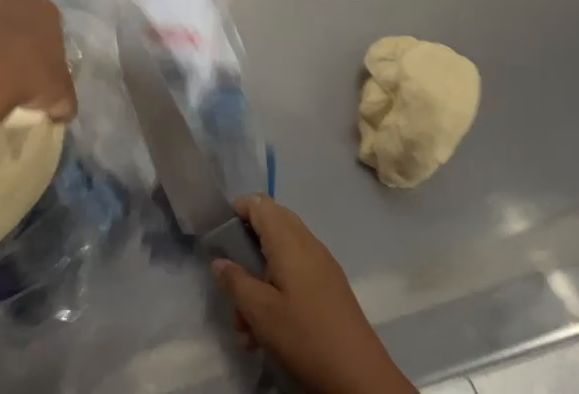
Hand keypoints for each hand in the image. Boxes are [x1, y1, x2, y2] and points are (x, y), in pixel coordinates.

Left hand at [0, 0, 76, 171]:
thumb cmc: (31, 78)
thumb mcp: (60, 97)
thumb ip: (65, 102)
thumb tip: (62, 113)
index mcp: (47, 12)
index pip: (50, 28)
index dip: (44, 49)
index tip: (38, 70)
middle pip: (20, 18)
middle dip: (17, 38)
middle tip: (12, 68)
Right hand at [212, 196, 416, 393]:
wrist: (359, 376)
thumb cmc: (304, 334)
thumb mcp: (259, 310)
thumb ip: (235, 281)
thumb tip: (219, 262)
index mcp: (289, 240)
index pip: (260, 203)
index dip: (237, 210)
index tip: (219, 235)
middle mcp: (308, 244)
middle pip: (271, 227)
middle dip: (246, 250)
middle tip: (231, 276)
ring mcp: (322, 266)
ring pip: (280, 258)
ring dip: (258, 283)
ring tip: (244, 325)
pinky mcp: (329, 288)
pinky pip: (295, 276)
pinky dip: (276, 294)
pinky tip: (265, 332)